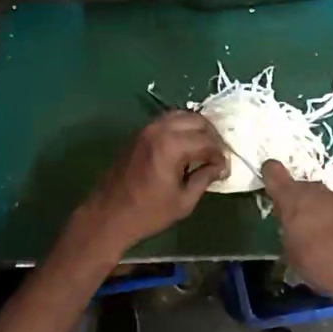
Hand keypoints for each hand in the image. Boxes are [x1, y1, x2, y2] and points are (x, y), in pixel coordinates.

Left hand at [70, 112, 227, 255]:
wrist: (108, 215)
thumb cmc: (147, 213)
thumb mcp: (183, 201)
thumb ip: (204, 179)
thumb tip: (220, 168)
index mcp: (171, 146)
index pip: (206, 141)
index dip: (220, 155)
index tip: (224, 169)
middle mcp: (159, 130)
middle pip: (196, 120)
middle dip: (211, 136)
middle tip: (217, 155)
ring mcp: (145, 129)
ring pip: (180, 115)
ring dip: (196, 128)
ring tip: (204, 148)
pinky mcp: (138, 134)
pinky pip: (165, 121)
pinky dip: (180, 127)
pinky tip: (185, 146)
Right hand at [264, 160, 332, 308]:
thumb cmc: (319, 263)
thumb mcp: (291, 254)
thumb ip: (288, 234)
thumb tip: (292, 232)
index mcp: (291, 198)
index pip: (274, 173)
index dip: (270, 174)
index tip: (269, 179)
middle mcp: (315, 191)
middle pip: (302, 188)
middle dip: (298, 202)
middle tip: (296, 224)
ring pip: (323, 199)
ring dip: (320, 212)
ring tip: (321, 237)